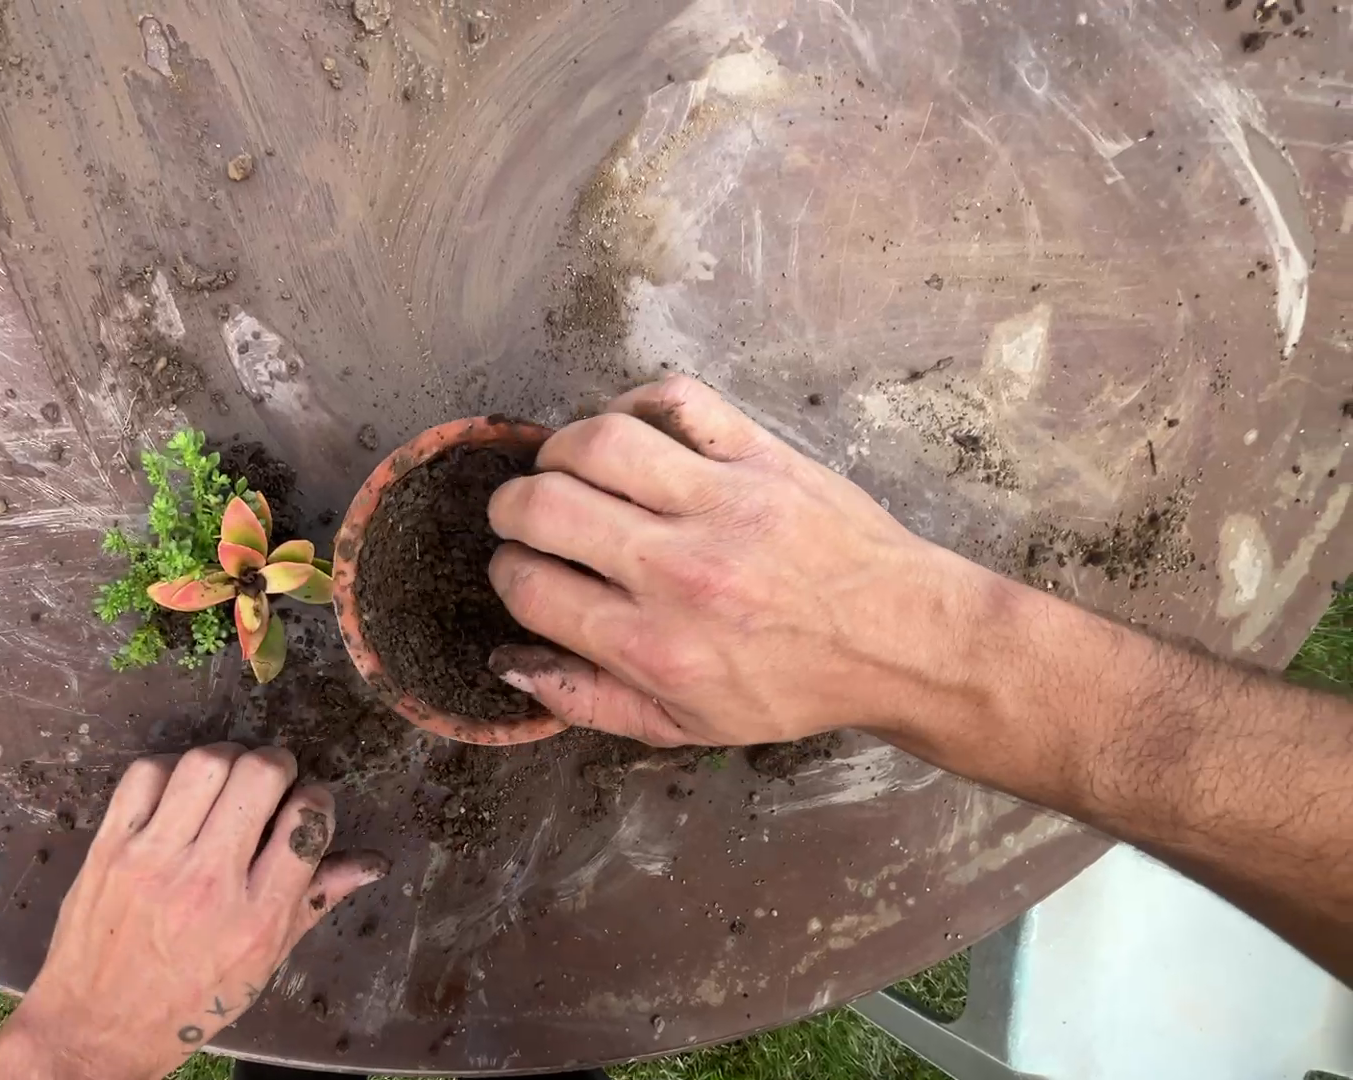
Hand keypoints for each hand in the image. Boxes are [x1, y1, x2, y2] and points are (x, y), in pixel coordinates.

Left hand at [0, 744, 386, 1079]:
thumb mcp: (265, 961)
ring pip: (206, 763)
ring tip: (228, 776)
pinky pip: (147, 772)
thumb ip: (318, 899)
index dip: (315, 798)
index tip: (304, 802)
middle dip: (276, 763)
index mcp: (257, 916)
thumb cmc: (190, 1002)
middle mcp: (209, 882)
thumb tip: (373, 862)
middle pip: (259, 775)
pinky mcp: (110, 847)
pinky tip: (179, 791)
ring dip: (227, 756)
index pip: (307, 820)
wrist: (93, 1032)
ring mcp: (154, 860)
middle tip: (271, 777)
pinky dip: (171, 768)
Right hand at [485, 374, 994, 747]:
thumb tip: (506, 659)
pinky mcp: (760, 455)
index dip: (507, 572)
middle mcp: (678, 570)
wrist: (903, 641)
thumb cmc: (786, 687)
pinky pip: (676, 401)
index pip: (530, 586)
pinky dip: (633, 403)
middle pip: (544, 508)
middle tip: (519, 515)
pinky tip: (627, 434)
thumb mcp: (681, 725)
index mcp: (653, 644)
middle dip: (508, 509)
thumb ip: (585, 700)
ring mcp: (722, 502)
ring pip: (597, 442)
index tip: (519, 568)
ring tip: (561, 470)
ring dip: (556, 451)